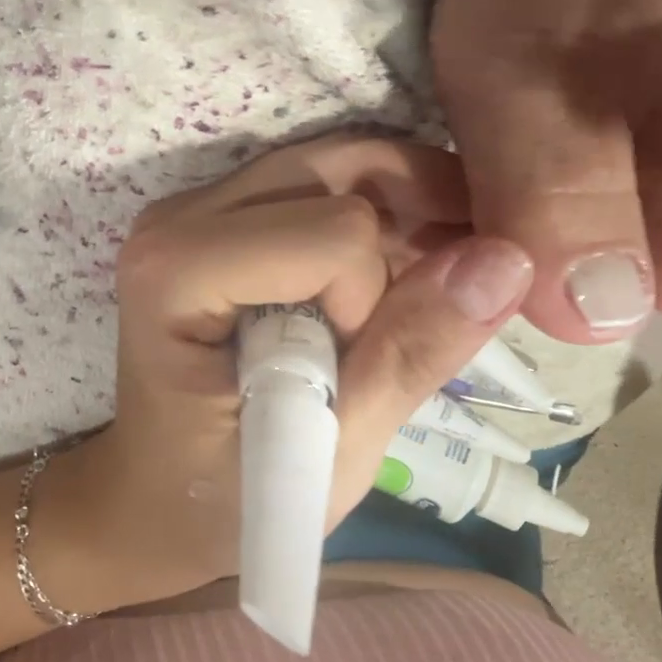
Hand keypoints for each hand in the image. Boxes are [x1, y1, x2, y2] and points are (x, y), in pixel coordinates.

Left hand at [67, 134, 533, 595]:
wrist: (155, 499)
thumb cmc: (227, 500)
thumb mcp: (329, 456)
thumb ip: (409, 354)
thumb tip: (506, 259)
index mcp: (178, 270)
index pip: (334, 234)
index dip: (375, 300)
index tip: (351, 367)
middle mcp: (177, 217)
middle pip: (340, 167)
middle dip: (417, 220)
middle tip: (451, 291)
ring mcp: (194, 208)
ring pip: (338, 162)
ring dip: (407, 213)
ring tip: (430, 286)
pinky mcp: (220, 216)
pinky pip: (321, 183)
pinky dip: (379, 217)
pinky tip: (401, 273)